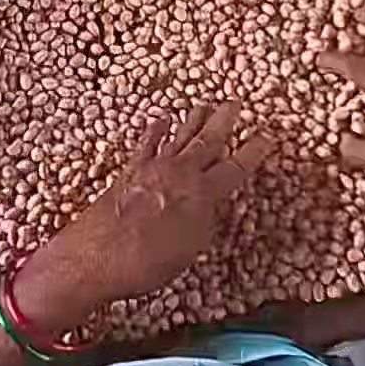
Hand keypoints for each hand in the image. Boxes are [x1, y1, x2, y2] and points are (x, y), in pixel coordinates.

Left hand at [14, 103, 271, 332]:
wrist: (97, 255)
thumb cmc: (148, 263)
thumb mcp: (190, 249)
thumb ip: (205, 221)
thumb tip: (211, 203)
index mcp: (200, 195)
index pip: (235, 169)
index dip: (253, 152)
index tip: (267, 135)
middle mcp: (179, 175)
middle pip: (207, 142)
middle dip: (223, 122)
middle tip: (235, 103)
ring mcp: (152, 169)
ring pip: (179, 137)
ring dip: (193, 120)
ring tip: (205, 105)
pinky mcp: (130, 171)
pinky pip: (147, 145)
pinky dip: (156, 131)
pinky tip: (162, 120)